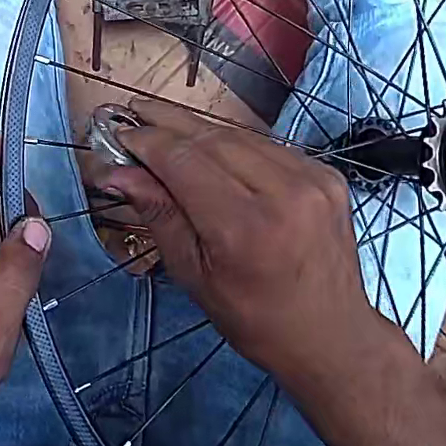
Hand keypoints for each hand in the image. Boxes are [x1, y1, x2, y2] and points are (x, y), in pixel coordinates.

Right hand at [87, 101, 387, 390]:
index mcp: (245, 227)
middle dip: (165, 122)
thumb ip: (157, 212)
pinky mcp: (326, 174)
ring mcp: (312, 179)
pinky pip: (263, 144)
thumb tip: (114, 172)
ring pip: (236, 134)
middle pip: (210, 138)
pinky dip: (228, 140)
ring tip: (160, 121)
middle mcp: (284, 193)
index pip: (184, 161)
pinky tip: (206, 144)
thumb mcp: (190, 271)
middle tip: (133, 110)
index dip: (147, 141)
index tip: (119, 133)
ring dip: (194, 127)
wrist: (331, 334)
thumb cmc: (250, 314)